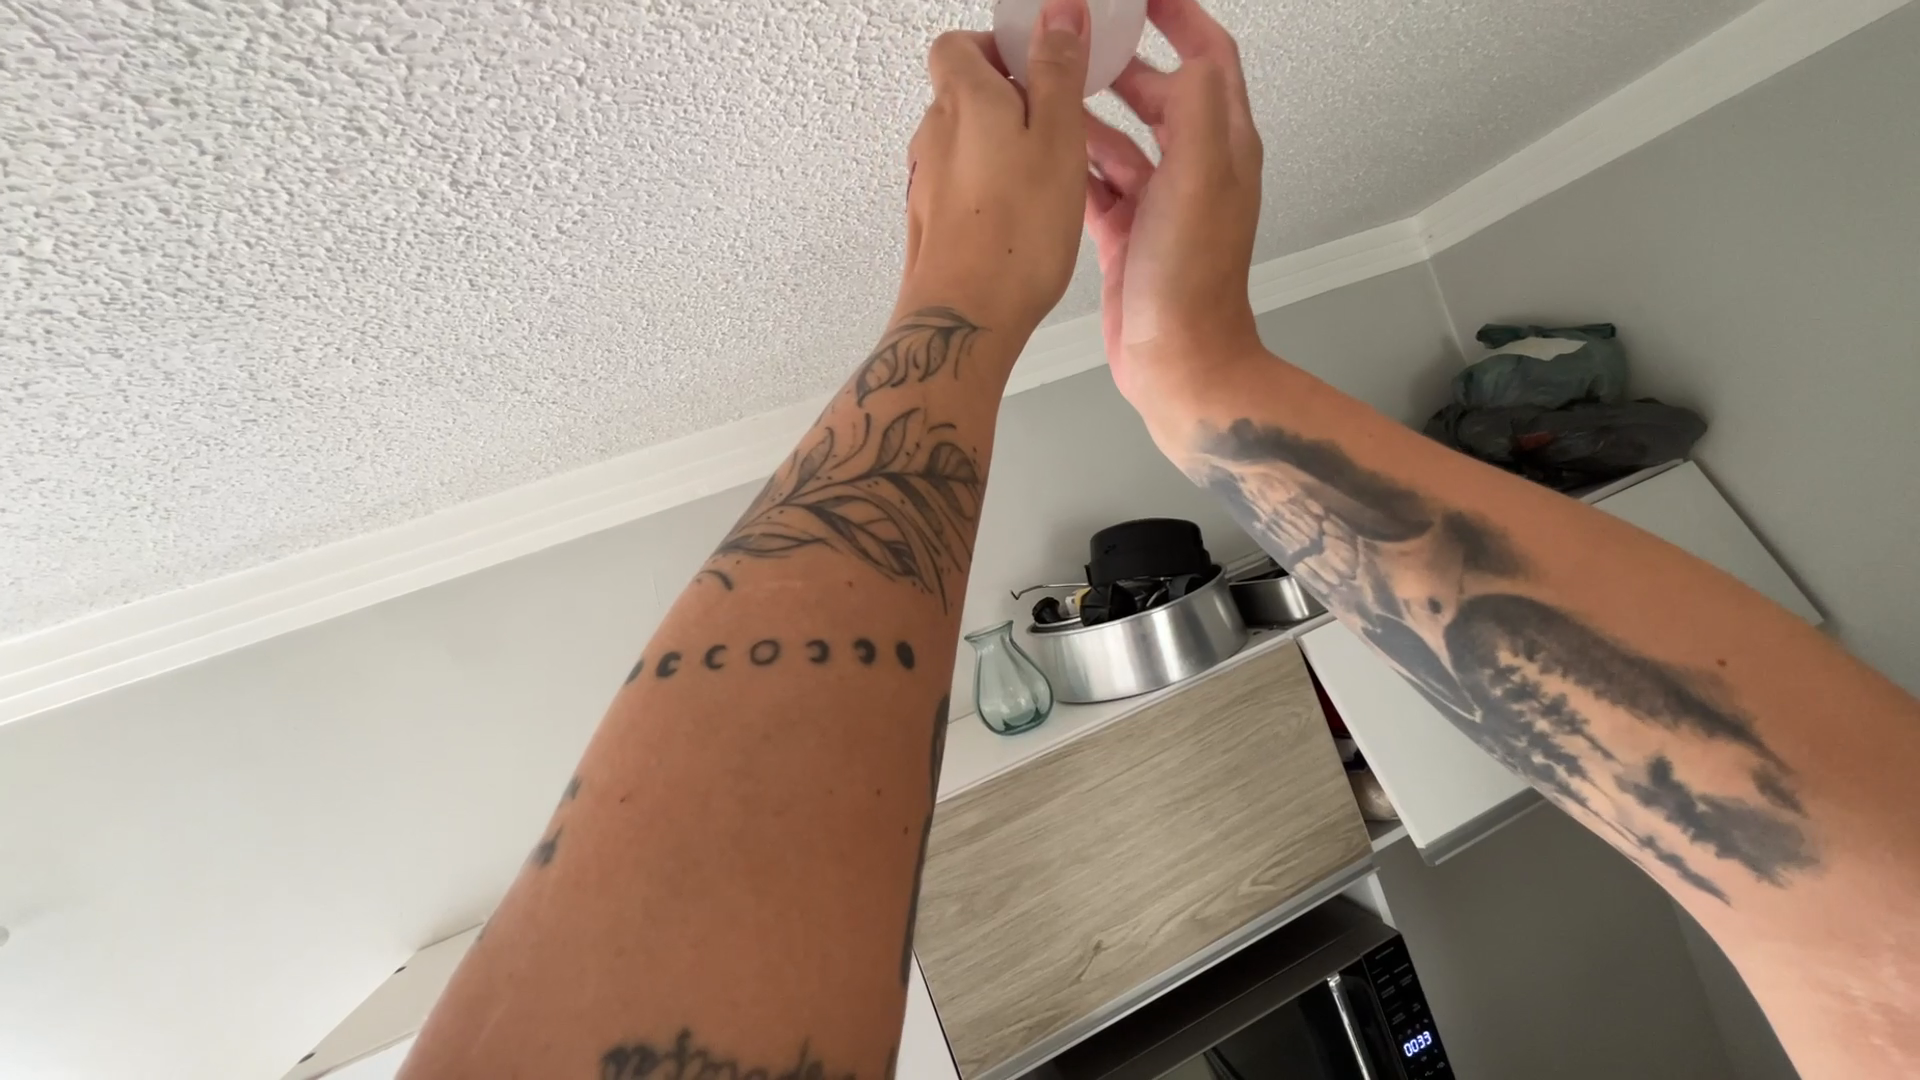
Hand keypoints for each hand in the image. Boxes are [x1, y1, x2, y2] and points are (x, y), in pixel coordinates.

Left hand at [900, 0, 1090, 333]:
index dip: (995, 48)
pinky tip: (1015, 226)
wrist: (965, 318)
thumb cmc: (1014, 235)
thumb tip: (1059, 14)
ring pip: (961, 151)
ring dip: (996, 155)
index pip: (957, 45)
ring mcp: (925, 187)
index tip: (1036, 68)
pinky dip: (984, 196)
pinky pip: (958, 195)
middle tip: (1049, 132)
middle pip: (959, 98)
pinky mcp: (929, 229)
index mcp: (963, 100)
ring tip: (1039, 187)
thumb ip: (1057, 70)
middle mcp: (933, 138)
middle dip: (1003, 104)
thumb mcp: (1057, 137)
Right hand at [1084, 0, 1264, 405]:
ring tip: (1045, 94)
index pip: (1208, 57)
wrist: (1176, 361)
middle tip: (1073, 43)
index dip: (1180, 16)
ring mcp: (1156, 206)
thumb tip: (1185, 55)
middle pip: (1156, 97)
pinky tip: (1045, 159)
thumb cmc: (1191, 281)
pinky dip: (1074, 171)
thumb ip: (1194, 106)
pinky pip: (1096, 189)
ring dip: (1087, 118)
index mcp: (1220, 146)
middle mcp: (1192, 170)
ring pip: (1119, 144)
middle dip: (1119, 64)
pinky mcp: (1126, 238)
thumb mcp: (1199, 178)